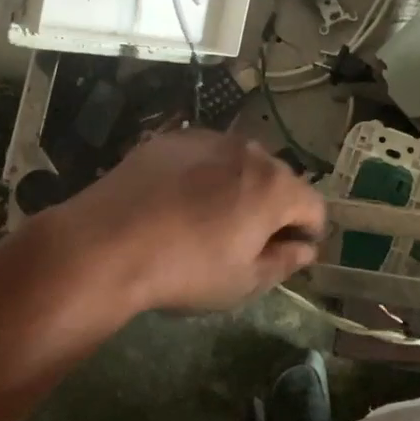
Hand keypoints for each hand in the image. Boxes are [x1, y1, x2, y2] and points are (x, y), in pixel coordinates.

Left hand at [28, 130, 326, 314]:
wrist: (105, 244)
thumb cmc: (185, 269)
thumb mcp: (243, 282)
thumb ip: (284, 262)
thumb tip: (305, 249)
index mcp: (274, 186)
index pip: (314, 207)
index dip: (307, 234)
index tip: (286, 255)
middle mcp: (247, 151)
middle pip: (277, 179)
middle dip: (272, 207)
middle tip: (245, 241)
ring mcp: (206, 138)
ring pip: (238, 163)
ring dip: (236, 187)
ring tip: (207, 220)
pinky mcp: (169, 139)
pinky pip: (201, 156)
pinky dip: (201, 175)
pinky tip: (175, 202)